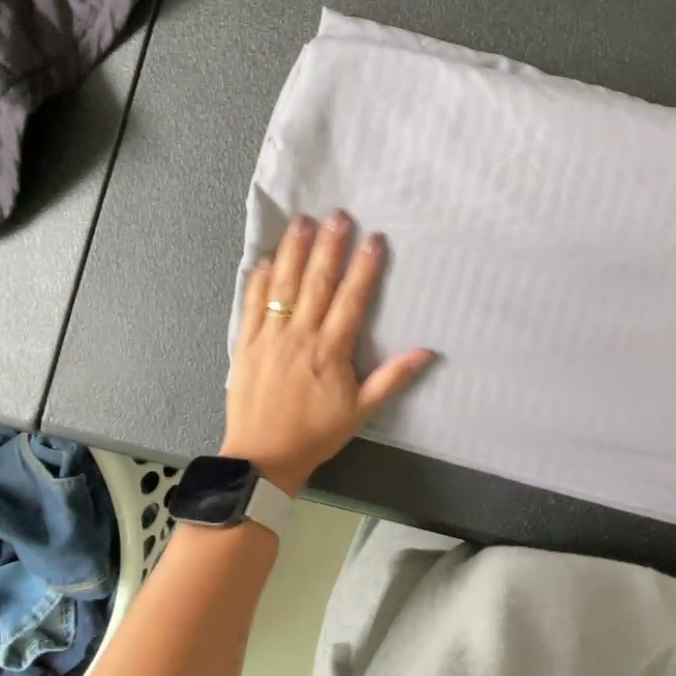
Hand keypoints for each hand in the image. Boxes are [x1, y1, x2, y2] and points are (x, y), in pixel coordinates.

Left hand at [220, 211, 434, 495]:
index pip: (352, 300)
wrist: (261, 460)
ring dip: (294, 251)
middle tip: (338, 215)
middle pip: (317, 282)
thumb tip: (428, 352)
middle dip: (330, 246)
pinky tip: (266, 257)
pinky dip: (259, 279)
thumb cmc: (316, 434)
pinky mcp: (246, 343)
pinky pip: (253, 304)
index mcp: (331, 351)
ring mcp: (270, 337)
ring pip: (283, 285)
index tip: (374, 240)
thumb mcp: (361, 411)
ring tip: (303, 222)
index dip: (364, 268)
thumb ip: (393, 378)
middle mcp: (300, 336)